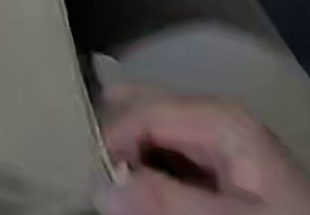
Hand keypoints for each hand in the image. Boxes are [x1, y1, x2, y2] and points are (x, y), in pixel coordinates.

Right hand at [98, 91, 309, 214]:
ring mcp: (216, 139)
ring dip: (126, 152)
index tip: (90, 181)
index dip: (109, 143)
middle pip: (138, 104)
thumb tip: (100, 187)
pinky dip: (146, 165)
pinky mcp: (219, 165)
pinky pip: (165, 151)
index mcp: (219, 117)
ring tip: (113, 182)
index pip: (138, 110)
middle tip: (94, 172)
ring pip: (146, 126)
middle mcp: (212, 115)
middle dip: (112, 134)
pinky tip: (141, 188)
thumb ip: (169, 204)